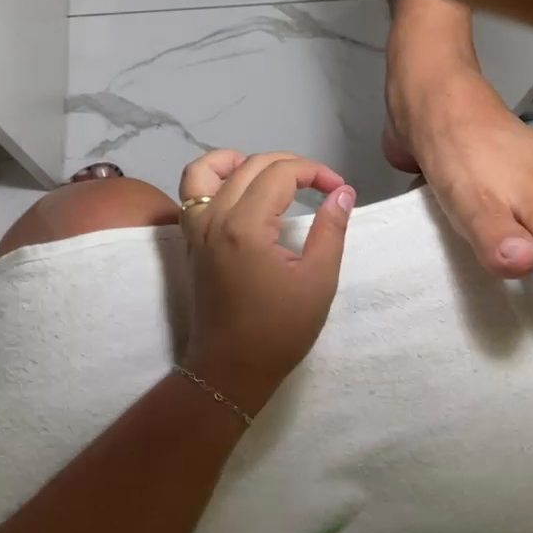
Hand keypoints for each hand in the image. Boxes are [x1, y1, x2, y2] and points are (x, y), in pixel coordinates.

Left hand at [176, 150, 354, 412]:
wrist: (230, 370)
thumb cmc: (279, 330)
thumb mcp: (318, 281)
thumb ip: (331, 229)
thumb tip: (342, 191)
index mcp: (246, 226)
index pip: (281, 173)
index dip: (316, 172)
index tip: (339, 190)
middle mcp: (214, 218)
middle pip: (250, 164)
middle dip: (291, 164)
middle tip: (320, 185)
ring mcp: (196, 228)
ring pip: (206, 169)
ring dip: (241, 161)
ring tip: (271, 175)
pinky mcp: (190, 240)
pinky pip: (191, 193)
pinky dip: (215, 179)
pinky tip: (242, 193)